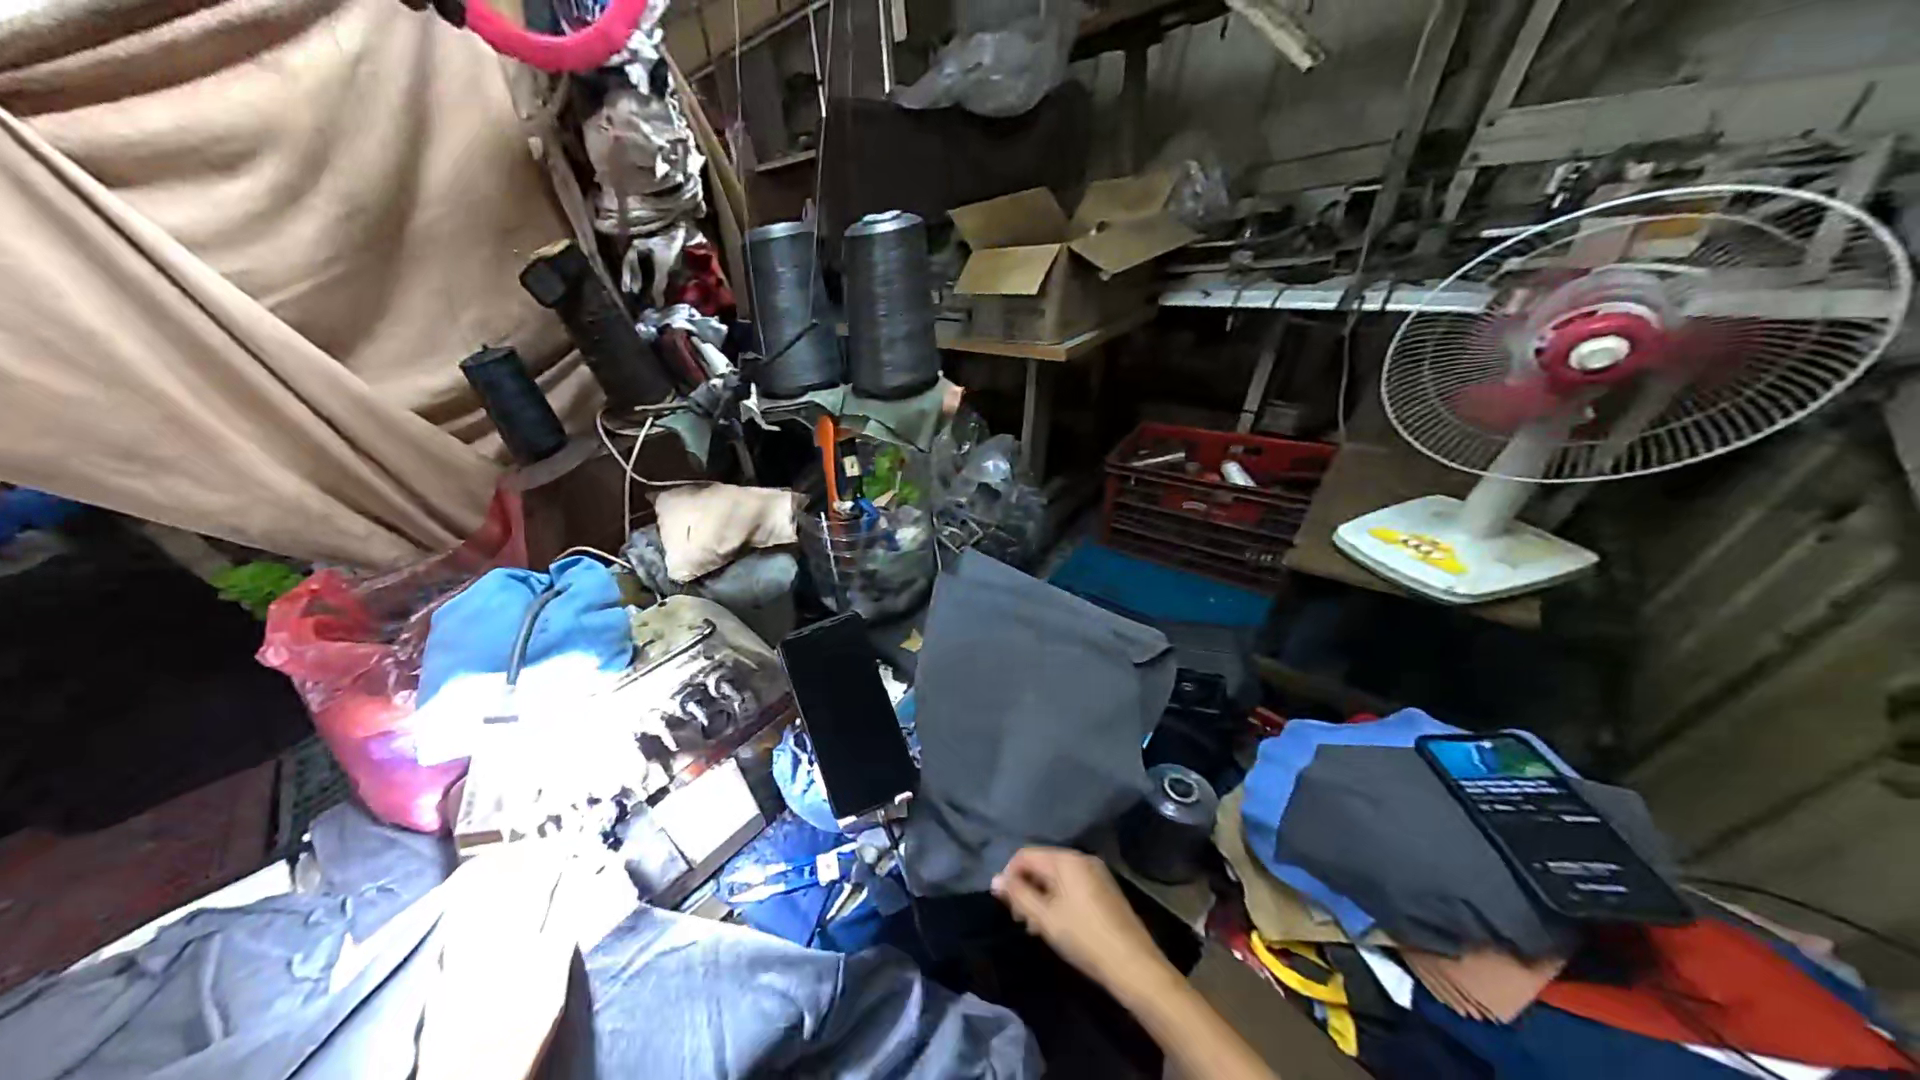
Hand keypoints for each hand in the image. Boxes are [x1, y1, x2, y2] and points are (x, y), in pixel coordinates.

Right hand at [990, 847, 1178, 1001]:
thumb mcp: (1044, 918)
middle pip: (1042, 865)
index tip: (1006, 905)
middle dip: (1026, 888)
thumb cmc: (1084, 938)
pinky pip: (1072, 886)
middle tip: (1021, 920)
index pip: (1025, 855)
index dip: (1010, 876)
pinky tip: (1058, 925)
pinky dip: (1059, 900)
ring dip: (1041, 897)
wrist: (1133, 965)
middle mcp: (1082, 859)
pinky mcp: (1105, 890)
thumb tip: (995, 879)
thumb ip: (1018, 895)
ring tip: (1037, 927)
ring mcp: (1096, 874)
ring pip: (1056, 877)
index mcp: (1066, 860)